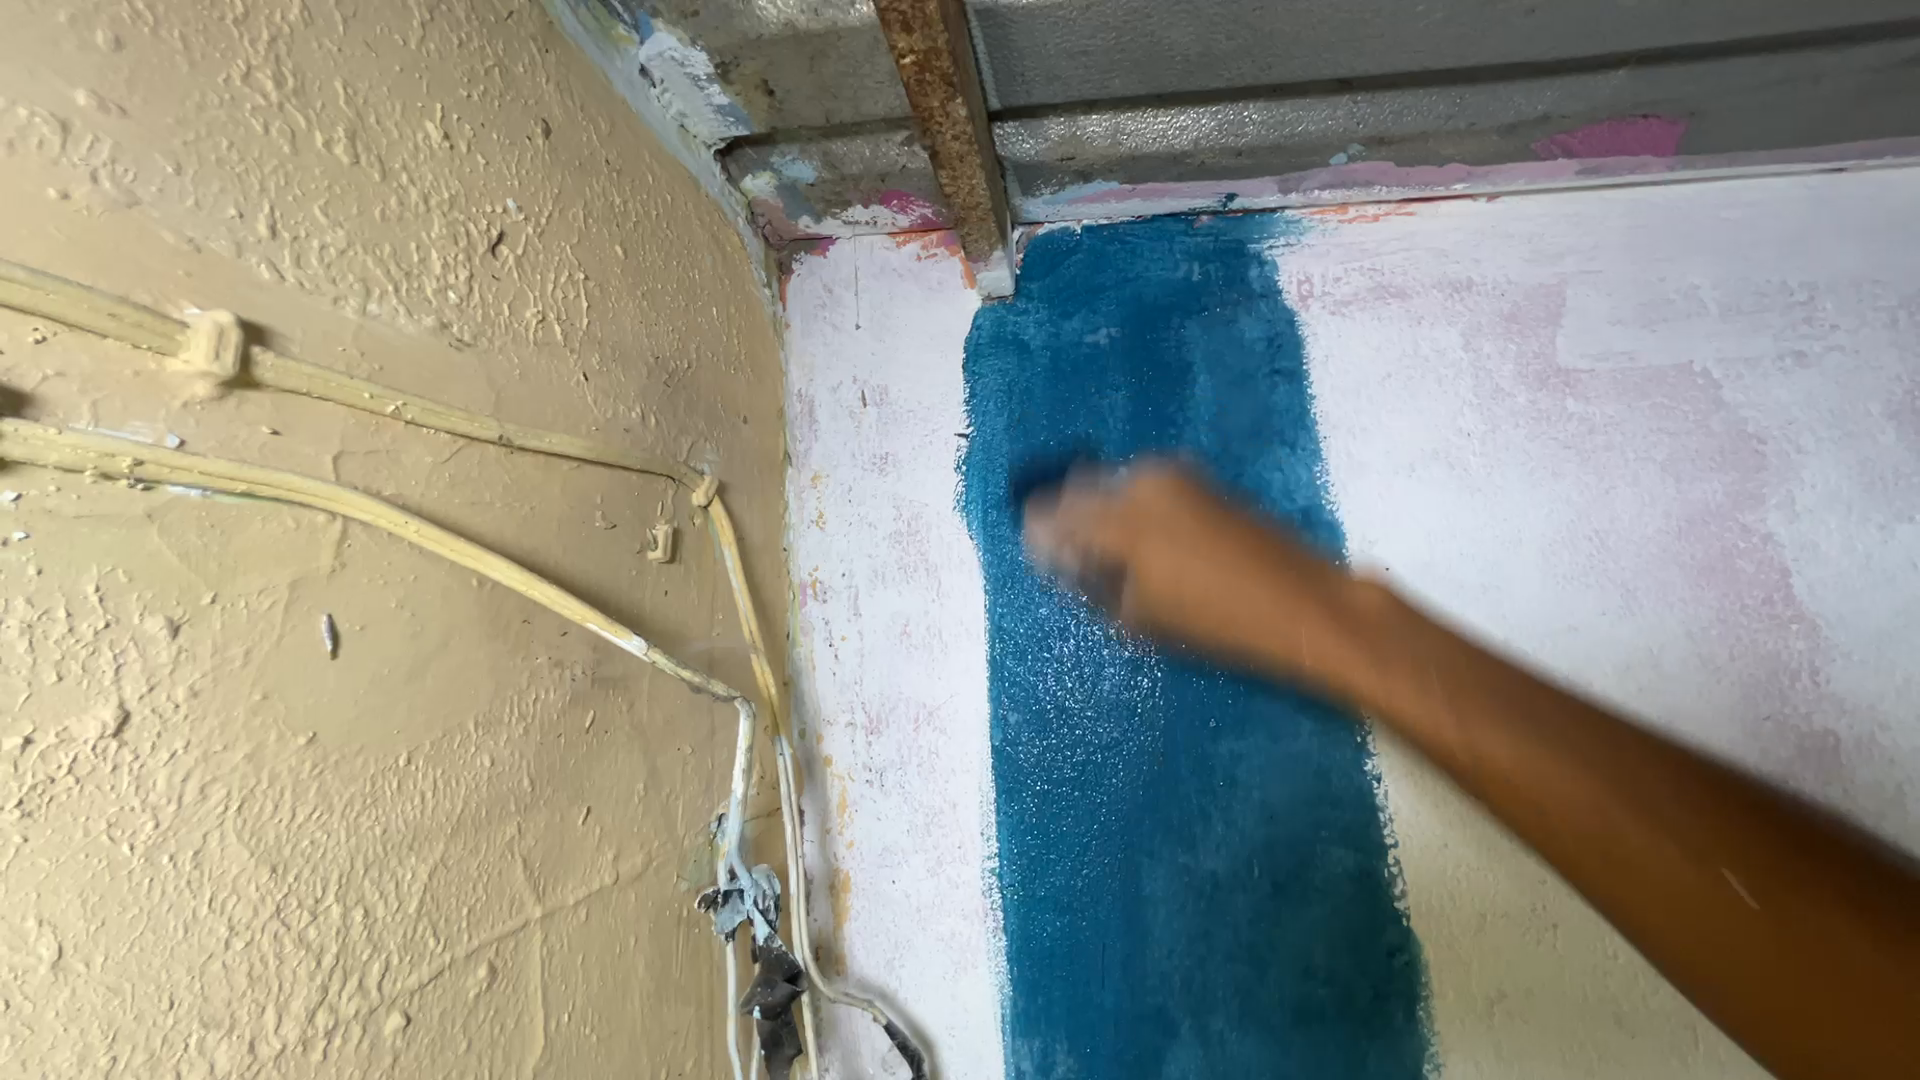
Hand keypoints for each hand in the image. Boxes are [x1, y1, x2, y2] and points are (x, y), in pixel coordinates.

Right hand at [1021, 459, 1362, 684]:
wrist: (1302, 603)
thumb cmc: (1215, 623)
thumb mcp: (1138, 618)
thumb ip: (1092, 584)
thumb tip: (1068, 565)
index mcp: (1118, 521)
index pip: (1051, 517)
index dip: (1039, 537)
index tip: (1037, 556)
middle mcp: (1138, 483)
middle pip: (1078, 492)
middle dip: (1068, 521)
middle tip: (1071, 558)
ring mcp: (1171, 475)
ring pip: (1111, 485)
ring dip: (1101, 512)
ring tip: (1109, 553)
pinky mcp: (1197, 478)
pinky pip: (1142, 486)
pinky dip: (1130, 506)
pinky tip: (1141, 539)